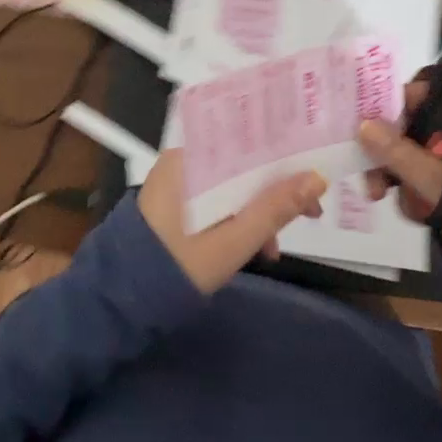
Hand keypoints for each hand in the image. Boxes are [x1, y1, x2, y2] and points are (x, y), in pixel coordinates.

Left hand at [137, 149, 326, 293]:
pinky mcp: (176, 205)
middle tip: (310, 213)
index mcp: (188, 159)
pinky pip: (218, 200)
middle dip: (275, 189)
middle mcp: (181, 162)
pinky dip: (238, 218)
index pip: (245, 141)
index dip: (283, 155)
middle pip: (242, 164)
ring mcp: (177, 184)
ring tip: (273, 248)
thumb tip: (317, 177)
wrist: (124, 300)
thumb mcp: (234, 240)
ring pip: (232, 185)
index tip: (315, 173)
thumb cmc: (180, 265)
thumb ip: (275, 208)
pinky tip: (253, 247)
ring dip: (259, 210)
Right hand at [357, 81, 441, 262]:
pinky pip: (415, 178)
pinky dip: (406, 193)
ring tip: (379, 195)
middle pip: (417, 129)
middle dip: (390, 150)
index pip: (437, 100)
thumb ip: (406, 159)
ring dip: (393, 175)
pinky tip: (413, 213)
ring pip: (410, 155)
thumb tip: (363, 125)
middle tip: (370, 173)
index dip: (401, 105)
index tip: (367, 122)